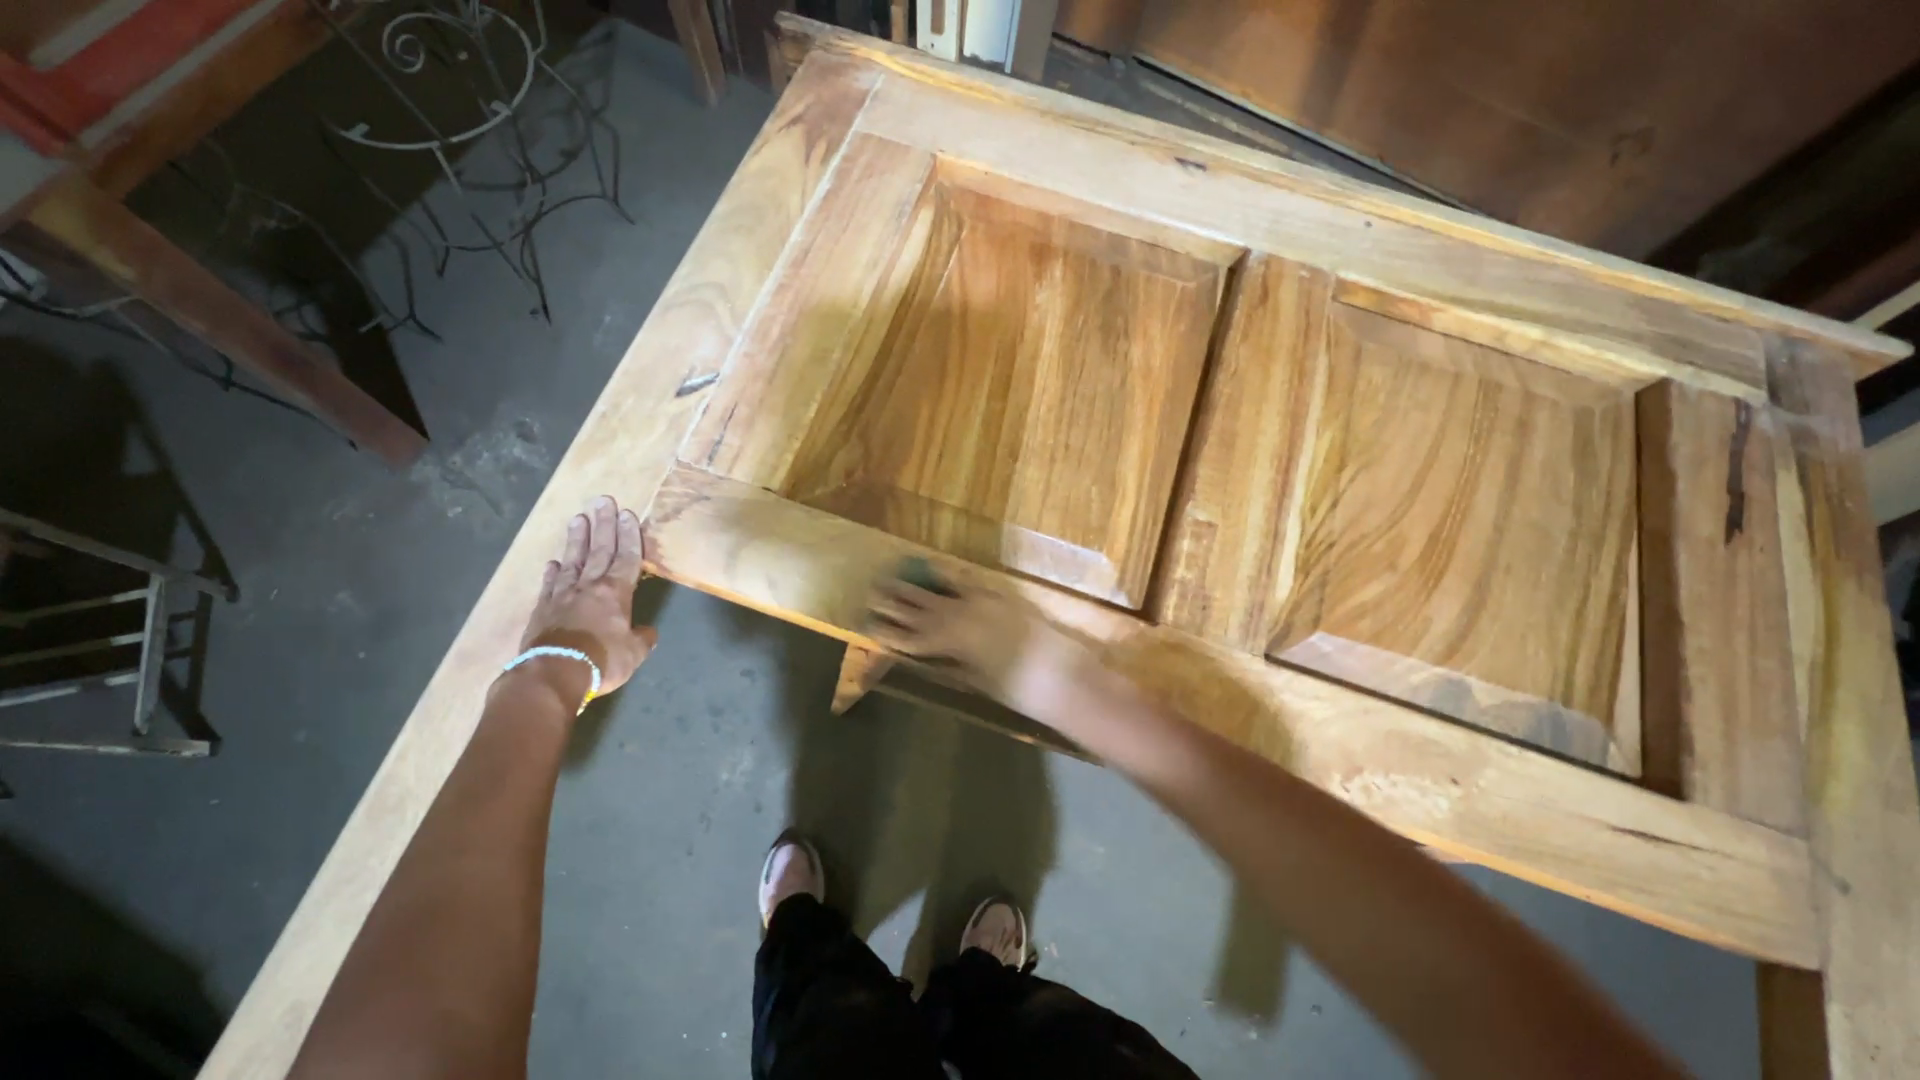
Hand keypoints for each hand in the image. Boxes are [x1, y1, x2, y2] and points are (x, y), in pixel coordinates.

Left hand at [516, 495, 657, 698]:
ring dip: (578, 539)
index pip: (626, 557)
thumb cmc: (602, 660)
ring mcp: (563, 595)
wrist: (554, 672)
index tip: (628, 514)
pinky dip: (553, 572)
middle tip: (603, 500)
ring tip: (579, 518)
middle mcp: (590, 586)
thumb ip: (642, 639)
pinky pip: (550, 584)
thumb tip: (647, 632)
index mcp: (616, 593)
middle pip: (600, 549)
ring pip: (573, 560)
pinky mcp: (543, 608)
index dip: (629, 536)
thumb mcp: (633, 653)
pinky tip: (554, 562)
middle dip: (604, 524)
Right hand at [866, 579, 1094, 716]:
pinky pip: (965, 580)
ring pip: (937, 592)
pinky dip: (946, 575)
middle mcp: (958, 618)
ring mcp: (978, 602)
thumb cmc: (1017, 690)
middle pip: (918, 609)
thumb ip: (949, 665)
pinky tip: (933, 567)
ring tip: (892, 577)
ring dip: (913, 587)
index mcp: (948, 645)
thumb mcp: (975, 681)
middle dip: (894, 603)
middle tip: (871, 592)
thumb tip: (928, 656)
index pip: (909, 637)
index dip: (888, 631)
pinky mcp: (997, 595)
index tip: (868, 623)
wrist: (1060, 673)